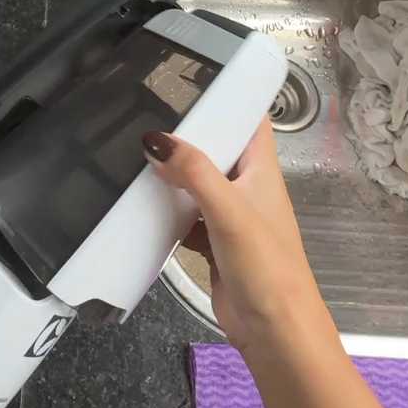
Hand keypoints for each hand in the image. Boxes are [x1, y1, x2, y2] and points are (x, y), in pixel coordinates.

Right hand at [147, 120, 407, 407]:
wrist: (274, 333)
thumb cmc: (267, 267)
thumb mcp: (230, 211)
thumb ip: (194, 172)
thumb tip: (154, 139)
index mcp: (261, 167)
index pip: (247, 116)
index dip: (226, 93)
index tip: (189, 74)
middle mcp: (245, 183)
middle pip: (214, 145)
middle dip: (185, 130)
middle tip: (144, 108)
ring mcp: (227, 212)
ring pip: (194, 178)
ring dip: (170, 168)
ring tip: (132, 146)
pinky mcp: (210, 238)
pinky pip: (182, 210)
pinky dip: (163, 204)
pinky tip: (138, 198)